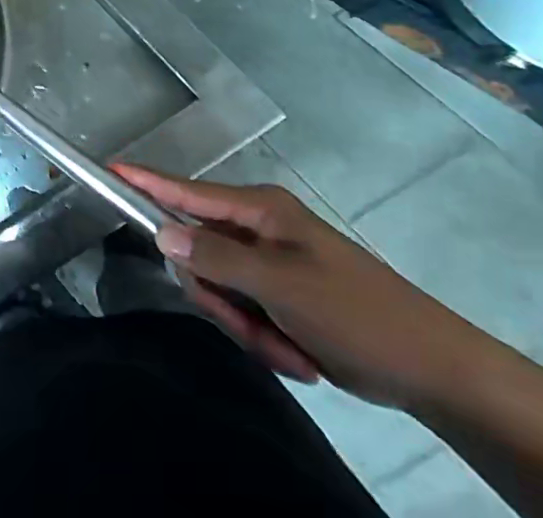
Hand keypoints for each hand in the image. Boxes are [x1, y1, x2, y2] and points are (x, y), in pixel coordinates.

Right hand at [112, 164, 488, 408]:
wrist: (436, 372)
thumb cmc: (360, 316)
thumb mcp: (283, 286)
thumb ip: (217, 256)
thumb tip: (161, 231)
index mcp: (261, 212)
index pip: (187, 191)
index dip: (145, 182)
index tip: (107, 169)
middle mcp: (258, 229)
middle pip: (196, 252)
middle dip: (219, 298)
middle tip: (251, 325)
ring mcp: (268, 261)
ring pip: (217, 287)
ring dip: (245, 324)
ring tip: (287, 346)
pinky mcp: (277, 292)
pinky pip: (241, 309)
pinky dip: (261, 335)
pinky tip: (296, 352)